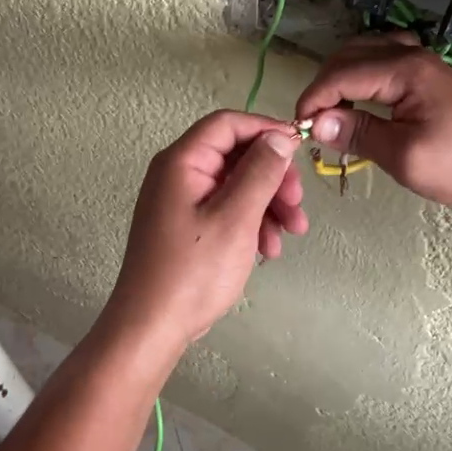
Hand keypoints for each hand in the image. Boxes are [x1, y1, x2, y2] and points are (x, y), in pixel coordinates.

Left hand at [102, 111, 308, 349]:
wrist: (151, 327)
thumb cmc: (193, 271)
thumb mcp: (235, 218)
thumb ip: (260, 172)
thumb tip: (279, 136)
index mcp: (182, 161)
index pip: (227, 124)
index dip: (265, 129)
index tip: (300, 148)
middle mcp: (178, 173)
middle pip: (235, 155)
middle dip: (272, 176)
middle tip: (297, 204)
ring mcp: (181, 200)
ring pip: (235, 185)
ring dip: (268, 204)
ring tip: (290, 234)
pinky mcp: (187, 225)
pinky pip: (226, 209)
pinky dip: (251, 223)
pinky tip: (268, 250)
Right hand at [294, 33, 451, 212]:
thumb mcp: (404, 157)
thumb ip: (358, 134)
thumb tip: (316, 123)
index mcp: (406, 71)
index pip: (342, 73)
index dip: (314, 97)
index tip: (299, 126)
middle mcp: (411, 56)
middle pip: (348, 57)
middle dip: (323, 86)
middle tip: (313, 123)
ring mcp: (421, 62)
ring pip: (364, 53)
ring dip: (340, 77)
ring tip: (332, 112)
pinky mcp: (427, 74)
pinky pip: (383, 59)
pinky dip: (362, 72)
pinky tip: (360, 95)